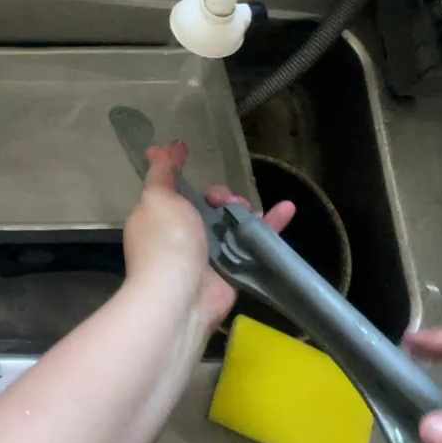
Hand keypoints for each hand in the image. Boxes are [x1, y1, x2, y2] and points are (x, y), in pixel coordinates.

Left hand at [123, 142, 292, 323]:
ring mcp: (206, 251)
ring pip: (230, 220)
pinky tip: (287, 209)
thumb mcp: (157, 198)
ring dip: (242, 208)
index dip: (176, 165)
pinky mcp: (232, 267)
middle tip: (221, 199)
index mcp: (157, 215)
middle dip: (217, 194)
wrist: (180, 295)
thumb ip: (160, 175)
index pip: (169, 185)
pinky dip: (270, 225)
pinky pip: (253, 241)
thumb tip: (154, 150)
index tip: (185, 147)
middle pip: (205, 203)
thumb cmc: (166, 241)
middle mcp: (180, 232)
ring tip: (245, 209)